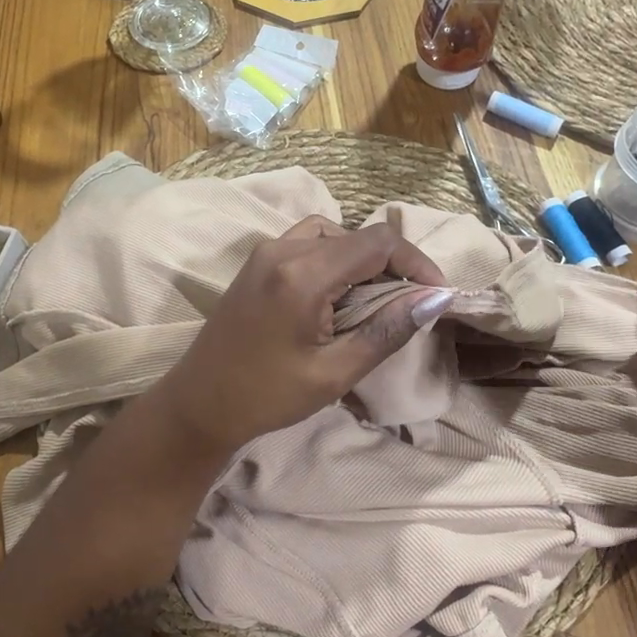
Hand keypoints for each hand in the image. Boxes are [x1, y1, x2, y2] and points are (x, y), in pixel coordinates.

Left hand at [153, 215, 452, 453]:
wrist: (199, 404)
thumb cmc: (267, 397)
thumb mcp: (335, 372)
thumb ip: (387, 330)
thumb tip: (436, 299)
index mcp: (303, 274)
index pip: (378, 242)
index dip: (416, 262)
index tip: (436, 295)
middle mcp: (283, 249)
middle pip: (357, 234)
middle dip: (392, 264)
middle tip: (408, 306)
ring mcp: (265, 252)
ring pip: (332, 233)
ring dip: (361, 259)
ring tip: (375, 300)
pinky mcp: (257, 262)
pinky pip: (308, 241)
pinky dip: (334, 257)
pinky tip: (338, 294)